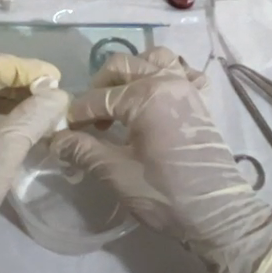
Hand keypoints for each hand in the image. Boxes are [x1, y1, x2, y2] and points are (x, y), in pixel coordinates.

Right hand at [51, 48, 271, 272]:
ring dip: (132, 72)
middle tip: (90, 117)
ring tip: (120, 99)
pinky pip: (184, 71)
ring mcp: (188, 86)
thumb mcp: (117, 173)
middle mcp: (168, 80)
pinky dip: (167, 74)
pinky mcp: (202, 99)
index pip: (98, 97)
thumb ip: (84, 150)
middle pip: (122, 65)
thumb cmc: (166, 195)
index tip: (64, 131)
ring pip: (154, 58)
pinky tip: (156, 95)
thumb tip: (54, 140)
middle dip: (99, 86)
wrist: (217, 214)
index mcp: (145, 96)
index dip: (77, 114)